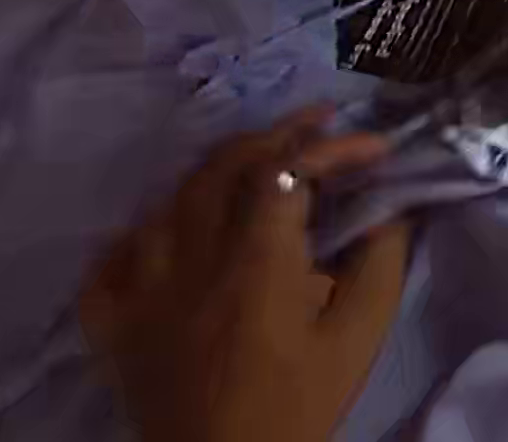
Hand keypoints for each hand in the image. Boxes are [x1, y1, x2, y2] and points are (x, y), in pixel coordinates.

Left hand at [80, 106, 409, 441]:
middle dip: (279, 134)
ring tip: (268, 152)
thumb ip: (383, 251)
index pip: (287, 175)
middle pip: (221, 172)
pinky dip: (154, 222)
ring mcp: (143, 296)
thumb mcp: (366, 321)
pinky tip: (185, 217)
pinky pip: (116, 257)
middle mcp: (191, 269)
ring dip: (225, 164)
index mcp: (256, 268)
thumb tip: (391, 202)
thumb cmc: (305, 389)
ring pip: (171, 201)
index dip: (336, 147)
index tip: (381, 148)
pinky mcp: (118, 324)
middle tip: (323, 119)